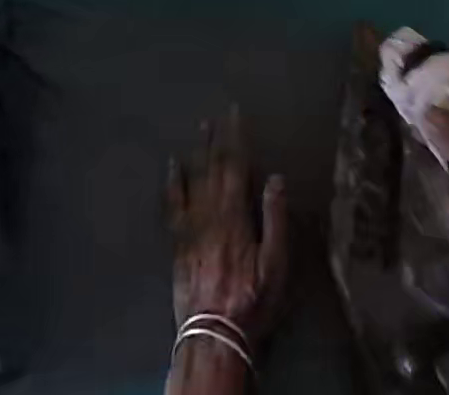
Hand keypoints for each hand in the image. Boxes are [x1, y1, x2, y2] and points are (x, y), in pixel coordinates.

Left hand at [167, 107, 290, 343]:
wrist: (212, 335)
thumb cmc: (252, 299)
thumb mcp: (276, 263)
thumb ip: (275, 218)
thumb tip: (275, 177)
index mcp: (236, 215)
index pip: (236, 167)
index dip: (235, 139)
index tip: (235, 115)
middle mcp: (210, 214)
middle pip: (213, 168)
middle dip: (216, 139)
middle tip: (216, 114)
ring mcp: (191, 227)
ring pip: (194, 181)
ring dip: (198, 152)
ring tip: (200, 129)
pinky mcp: (178, 242)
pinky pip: (173, 205)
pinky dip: (173, 183)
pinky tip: (172, 166)